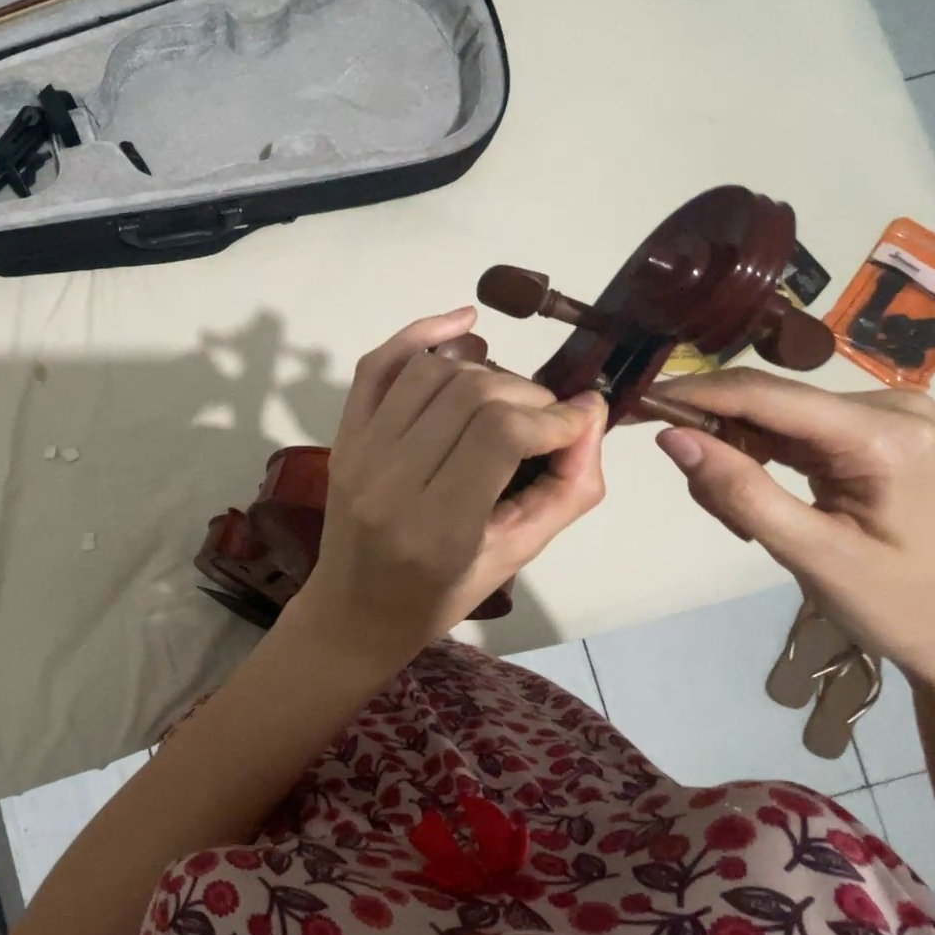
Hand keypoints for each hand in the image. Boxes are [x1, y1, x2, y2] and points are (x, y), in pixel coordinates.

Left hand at [298, 308, 607, 663]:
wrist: (353, 610)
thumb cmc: (438, 596)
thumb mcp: (514, 558)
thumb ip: (565, 491)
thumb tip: (590, 413)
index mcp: (436, 526)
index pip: (500, 433)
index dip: (552, 417)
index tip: (576, 423)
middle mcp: (389, 481)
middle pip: (469, 393)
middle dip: (526, 393)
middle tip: (545, 416)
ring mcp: (358, 453)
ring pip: (430, 371)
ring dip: (484, 370)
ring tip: (507, 395)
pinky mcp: (343, 436)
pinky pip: (378, 366)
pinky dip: (420, 333)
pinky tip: (464, 325)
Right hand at [649, 368, 934, 680]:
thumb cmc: (899, 604)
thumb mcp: (809, 553)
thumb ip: (738, 491)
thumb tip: (669, 437)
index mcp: (885, 433)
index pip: (764, 395)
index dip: (691, 395)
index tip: (631, 405)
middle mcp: (887, 406)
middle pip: (761, 402)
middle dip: (710, 439)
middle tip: (695, 495)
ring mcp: (878, 417)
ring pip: (762, 417)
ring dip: (729, 458)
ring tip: (734, 519)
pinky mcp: (864, 433)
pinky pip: (780, 432)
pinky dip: (751, 463)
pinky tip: (750, 502)